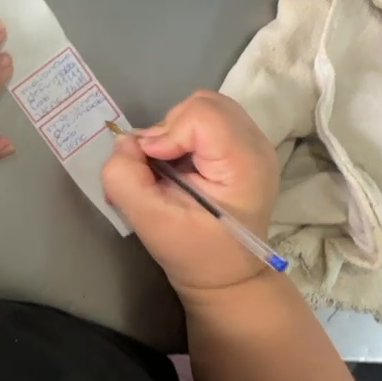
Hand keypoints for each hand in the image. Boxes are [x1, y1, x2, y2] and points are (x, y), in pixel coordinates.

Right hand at [102, 91, 280, 293]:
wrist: (227, 276)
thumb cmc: (194, 253)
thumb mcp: (150, 223)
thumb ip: (126, 179)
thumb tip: (125, 143)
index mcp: (244, 164)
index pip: (201, 116)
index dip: (167, 134)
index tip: (154, 165)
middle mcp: (256, 145)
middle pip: (204, 104)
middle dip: (169, 128)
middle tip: (158, 164)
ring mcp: (253, 143)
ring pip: (204, 106)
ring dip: (175, 129)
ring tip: (167, 163)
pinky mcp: (242, 145)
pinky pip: (207, 119)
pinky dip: (183, 132)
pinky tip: (179, 163)